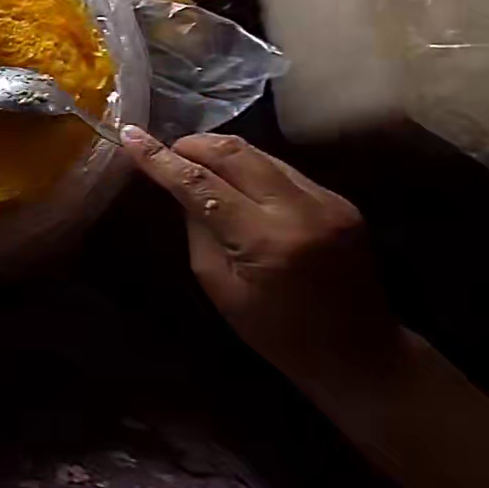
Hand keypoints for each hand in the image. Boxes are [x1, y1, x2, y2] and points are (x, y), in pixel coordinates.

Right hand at [122, 128, 399, 381]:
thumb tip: (179, 187)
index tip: (130, 135)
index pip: (200, 183)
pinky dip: (247, 167)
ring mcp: (328, 202)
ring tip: (191, 162)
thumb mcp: (216, 280)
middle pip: (235, 153)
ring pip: (259, 154)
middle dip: (191, 144)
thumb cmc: (271, 328)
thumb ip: (198, 227)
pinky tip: (231, 182)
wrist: (358, 352)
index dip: (159, 157)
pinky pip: (281, 168)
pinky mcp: (339, 201)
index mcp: (265, 239)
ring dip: (219, 152)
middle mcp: (302, 211)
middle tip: (162, 149)